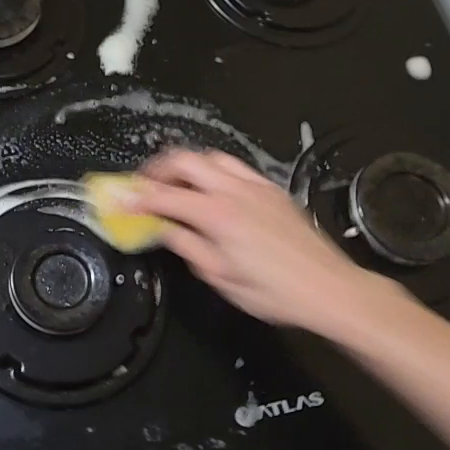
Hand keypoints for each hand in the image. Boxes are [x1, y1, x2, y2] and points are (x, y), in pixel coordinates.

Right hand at [133, 149, 394, 332]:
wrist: (329, 288)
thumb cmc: (275, 292)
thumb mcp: (220, 276)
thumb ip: (186, 245)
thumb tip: (161, 228)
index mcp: (217, 214)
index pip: (164, 196)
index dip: (136, 198)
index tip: (120, 201)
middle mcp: (234, 191)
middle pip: (184, 161)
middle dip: (156, 170)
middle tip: (143, 187)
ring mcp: (255, 186)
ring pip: (210, 157)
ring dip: (185, 166)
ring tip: (174, 183)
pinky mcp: (271, 189)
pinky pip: (234, 166)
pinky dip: (212, 170)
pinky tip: (210, 187)